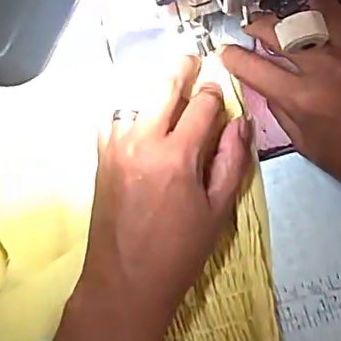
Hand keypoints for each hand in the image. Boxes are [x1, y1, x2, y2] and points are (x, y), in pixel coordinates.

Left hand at [61, 54, 250, 340]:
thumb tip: (239, 124)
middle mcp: (142, 142)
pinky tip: (141, 110)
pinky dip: (130, 108)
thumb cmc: (179, 252)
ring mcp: (115, 147)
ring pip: (136, 99)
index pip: (201, 106)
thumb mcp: (217, 210)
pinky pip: (114, 118)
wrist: (125, 282)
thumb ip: (231, 161)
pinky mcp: (101, 158)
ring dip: (155, 88)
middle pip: (163, 89)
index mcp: (177, 156)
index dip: (215, 93)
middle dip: (181, 70)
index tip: (220, 89)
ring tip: (169, 82)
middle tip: (191, 59)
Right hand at [219, 0, 340, 216]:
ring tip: (290, 7)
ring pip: (318, 5)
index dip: (232, 57)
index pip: (252, 67)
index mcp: (302, 99)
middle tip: (254, 27)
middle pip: (279, 29)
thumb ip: (282, 112)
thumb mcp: (309, 147)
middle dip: (256, 24)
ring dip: (296, 1)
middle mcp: (325, 66)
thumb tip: (266, 85)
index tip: (227, 53)